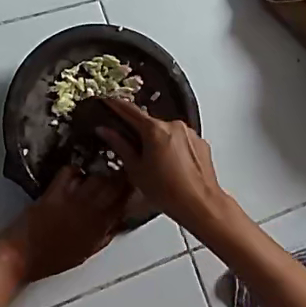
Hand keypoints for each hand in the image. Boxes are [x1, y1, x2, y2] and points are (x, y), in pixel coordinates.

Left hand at [3, 165, 130, 282]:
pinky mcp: (54, 194)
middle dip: (118, 177)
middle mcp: (91, 213)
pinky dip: (73, 170)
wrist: (22, 255)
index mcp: (100, 230)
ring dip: (98, 173)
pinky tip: (72, 174)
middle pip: (114, 186)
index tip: (131, 183)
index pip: (125, 204)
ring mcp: (72, 201)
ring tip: (94, 174)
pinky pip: (69, 172)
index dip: (131, 191)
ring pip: (96, 177)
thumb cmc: (52, 258)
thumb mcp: (87, 251)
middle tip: (115, 173)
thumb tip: (118, 222)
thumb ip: (105, 235)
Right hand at [97, 97, 238, 226]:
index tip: (107, 101)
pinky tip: (170, 166)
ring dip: (157, 141)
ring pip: (165, 131)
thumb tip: (105, 131)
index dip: (115, 105)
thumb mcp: (135, 168)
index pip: (129, 110)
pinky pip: (180, 139)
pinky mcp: (200, 143)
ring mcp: (189, 133)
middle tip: (131, 149)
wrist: (200, 204)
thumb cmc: (168, 191)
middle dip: (139, 132)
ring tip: (154, 164)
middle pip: (149, 123)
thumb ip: (119, 145)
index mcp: (154, 130)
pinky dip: (172, 147)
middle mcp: (174, 126)